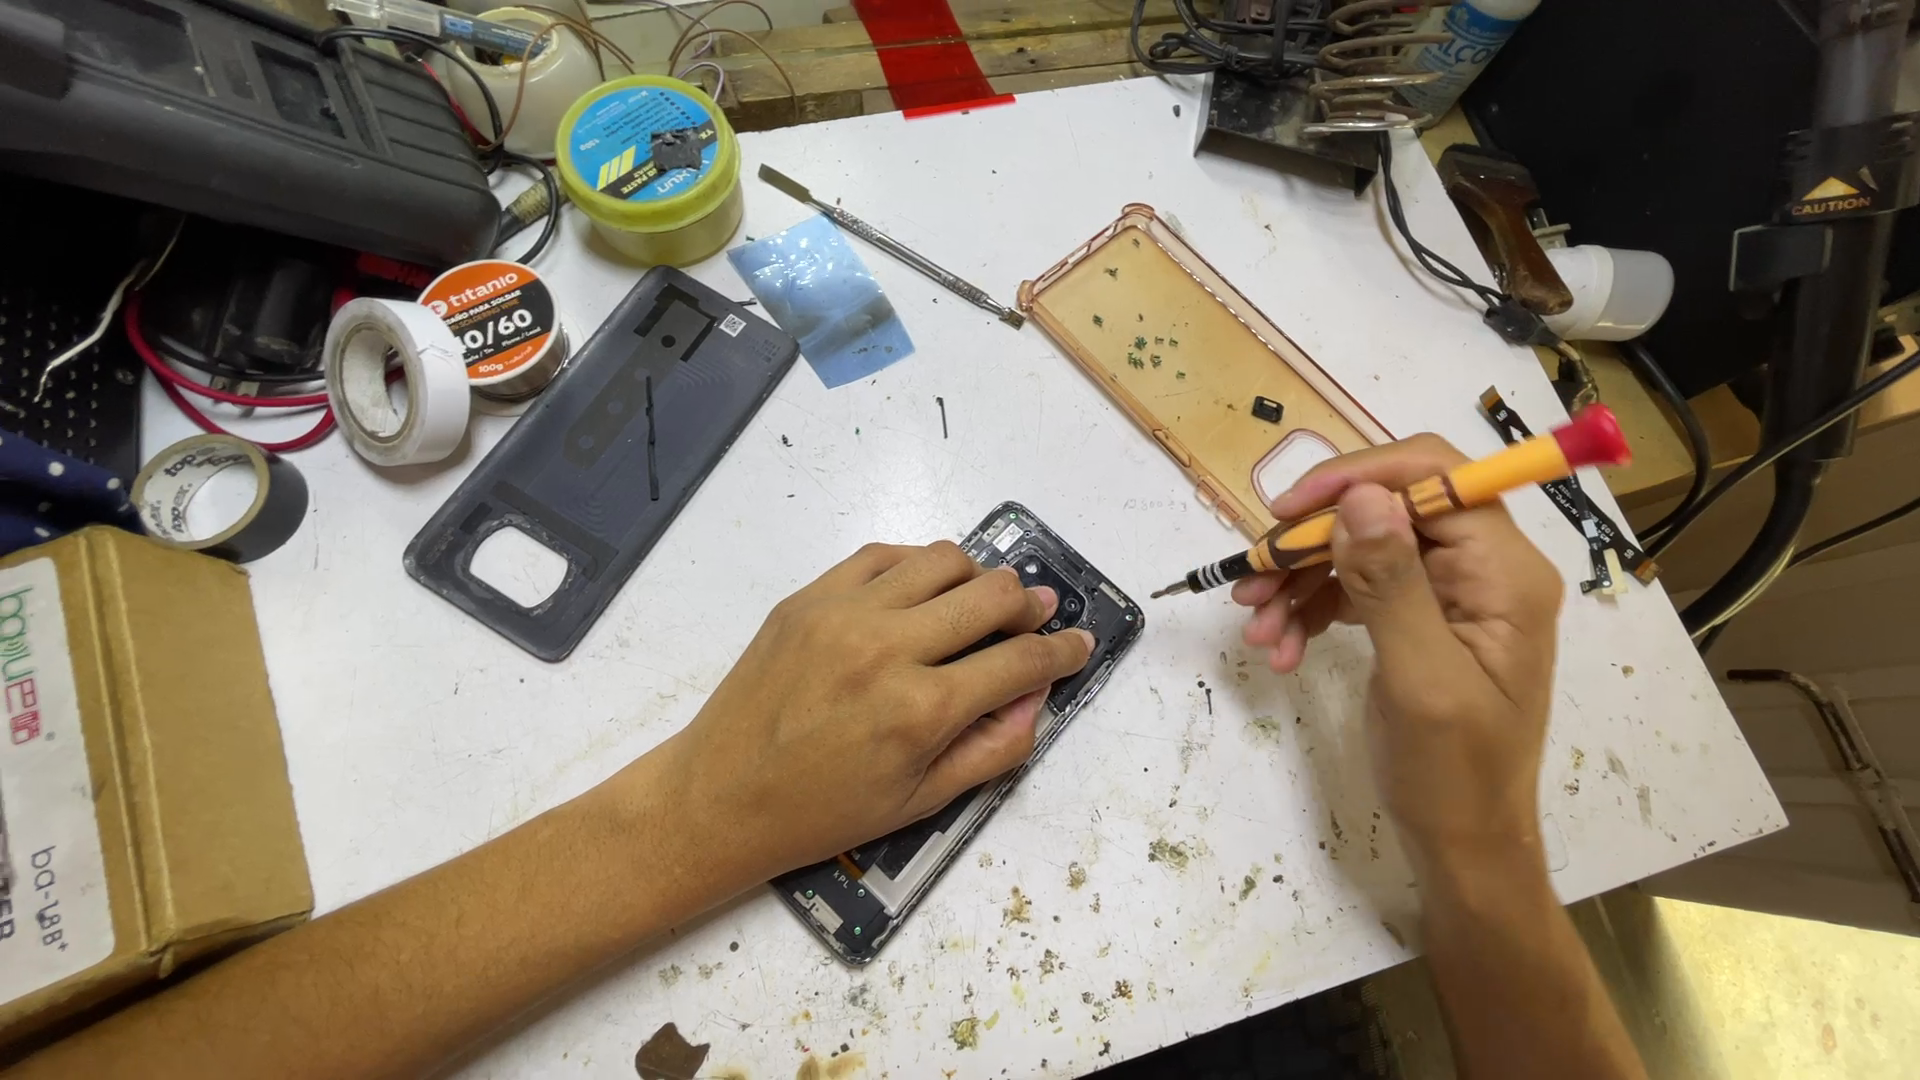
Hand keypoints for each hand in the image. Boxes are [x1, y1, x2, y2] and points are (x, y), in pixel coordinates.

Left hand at [658, 541, 1094, 882]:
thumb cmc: (824, 812)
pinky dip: (918, 566)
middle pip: (993, 594)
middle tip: (1033, 619)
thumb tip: (1037, 694)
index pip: (1020, 661)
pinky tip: (921, 591)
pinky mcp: (810, 594)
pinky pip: (884, 553)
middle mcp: (890, 646)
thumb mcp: (922, 802)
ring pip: (944, 559)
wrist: (719, 795)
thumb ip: (994, 747)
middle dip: (1029, 606)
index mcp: (922, 710)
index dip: (1063, 650)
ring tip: (975, 605)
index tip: (1079, 642)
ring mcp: (845, 610)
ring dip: (977, 578)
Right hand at [1231, 435, 1562, 862]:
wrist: (1460, 837)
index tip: (1286, 512)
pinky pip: (1348, 588)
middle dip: (1308, 545)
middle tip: (1251, 582)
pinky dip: (1306, 610)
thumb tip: (1362, 497)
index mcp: (1502, 572)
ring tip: (1257, 628)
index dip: (1354, 478)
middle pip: (1380, 512)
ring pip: (1354, 550)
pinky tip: (1280, 647)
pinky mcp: (1411, 615)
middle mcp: (1476, 567)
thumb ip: (1392, 584)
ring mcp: (1443, 591)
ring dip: (1296, 583)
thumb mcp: (1420, 678)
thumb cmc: (1453, 770)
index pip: (1431, 478)